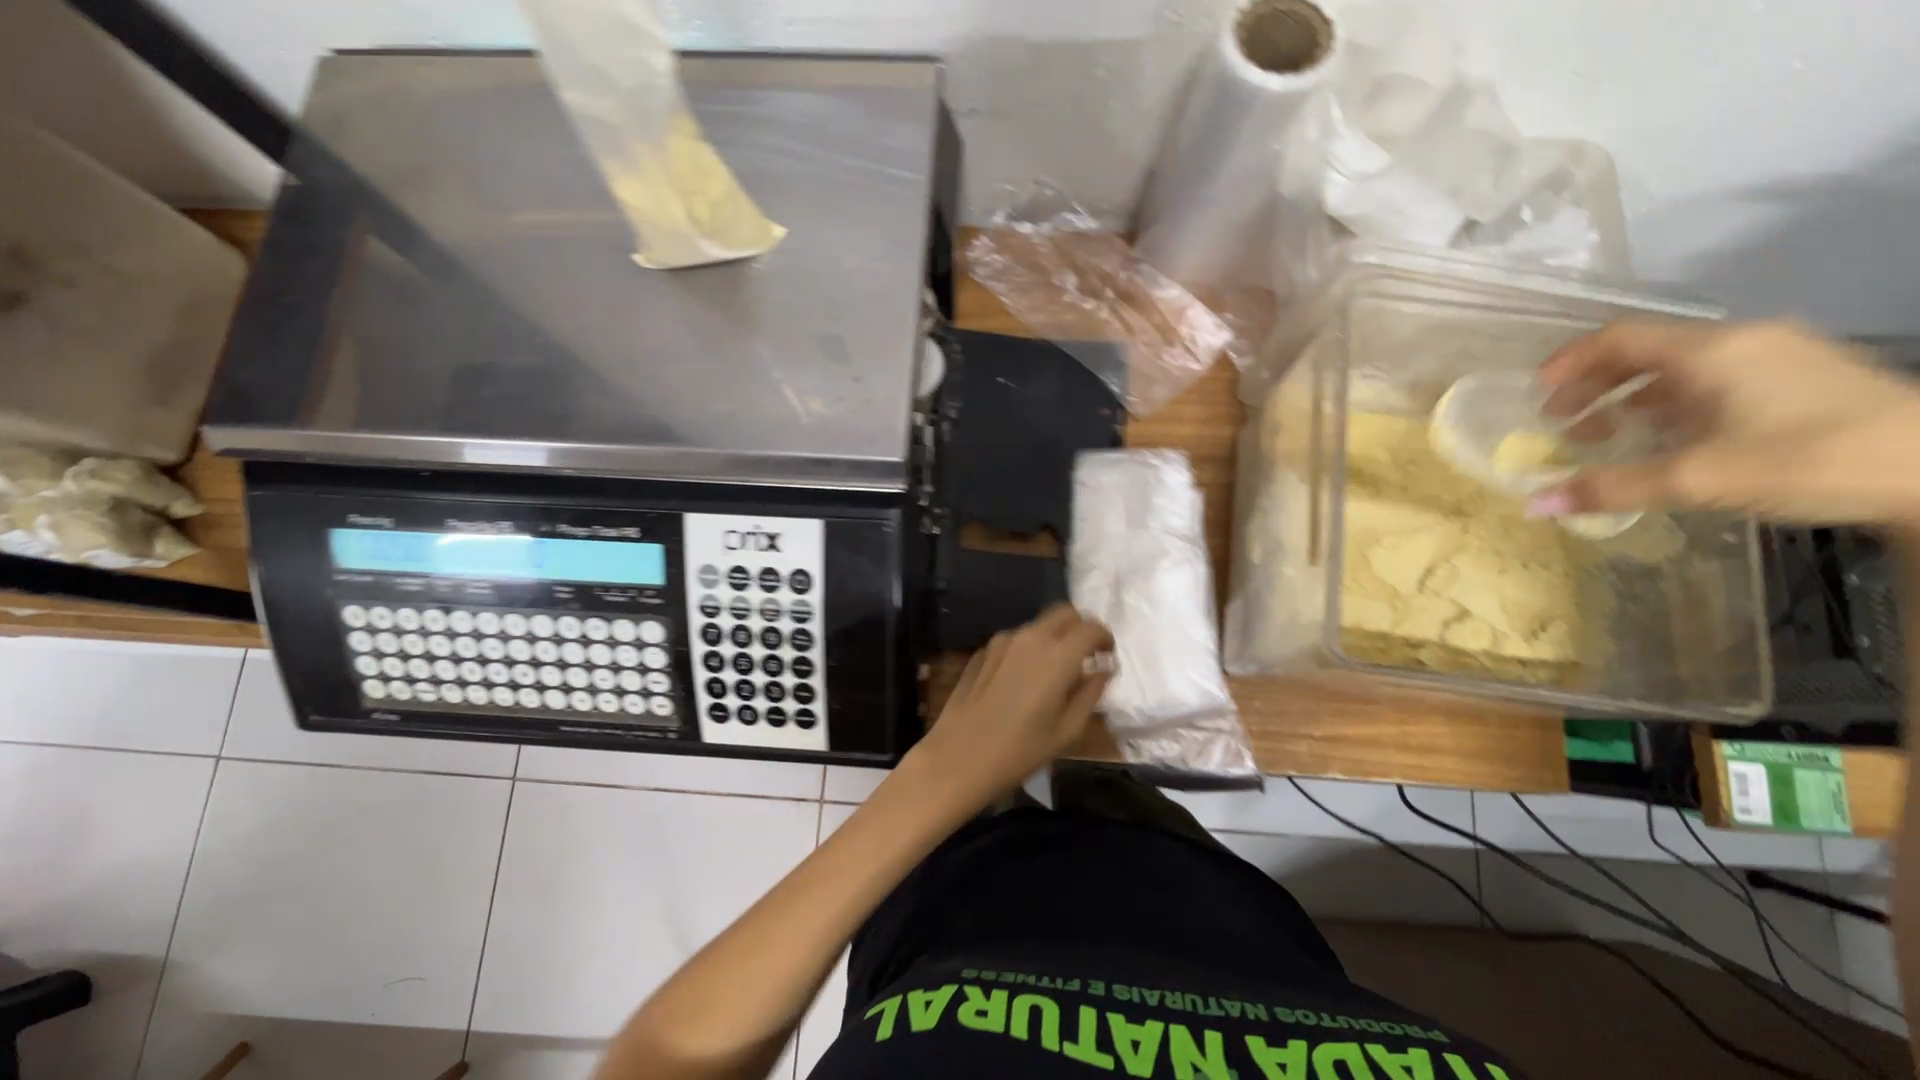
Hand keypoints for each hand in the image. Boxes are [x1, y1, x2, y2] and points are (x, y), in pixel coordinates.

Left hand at [907, 604, 1113, 803]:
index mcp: (1058, 656)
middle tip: (1084, 657)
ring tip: (1053, 675)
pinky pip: (1014, 641)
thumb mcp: (1067, 731)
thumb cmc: (1020, 751)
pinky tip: (1022, 683)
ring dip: (1053, 639)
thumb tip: (1103, 671)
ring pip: (1038, 626)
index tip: (1107, 657)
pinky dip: (1028, 651)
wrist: (958, 758)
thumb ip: (1090, 694)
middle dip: (1080, 629)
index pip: (1091, 627)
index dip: (1104, 638)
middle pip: (1064, 613)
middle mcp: (1030, 638)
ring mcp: (1001, 642)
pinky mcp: (982, 652)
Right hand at [1531, 319, 1919, 525]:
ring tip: (1611, 436)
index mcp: (1711, 350)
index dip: (1571, 362)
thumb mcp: (1698, 478)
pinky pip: (1717, 380)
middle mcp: (1741, 341)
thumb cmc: (1810, 459)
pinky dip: (1677, 403)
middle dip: (1597, 386)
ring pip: (1683, 369)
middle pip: (1647, 352)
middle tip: (1564, 423)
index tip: (1537, 393)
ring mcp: (1779, 357)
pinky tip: (1675, 438)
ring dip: (1636, 398)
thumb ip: (1612, 488)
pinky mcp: (1805, 379)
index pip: (1619, 339)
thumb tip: (1534, 505)